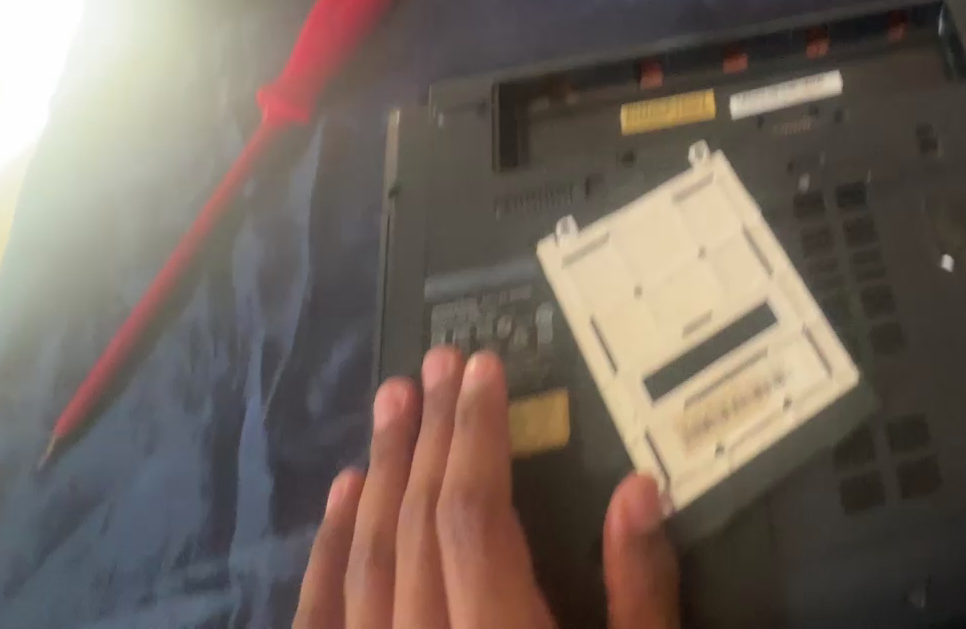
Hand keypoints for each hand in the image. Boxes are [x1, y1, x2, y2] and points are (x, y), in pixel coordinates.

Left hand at [293, 347, 680, 628]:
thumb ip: (641, 590)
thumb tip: (639, 486)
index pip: (474, 513)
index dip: (476, 432)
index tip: (483, 368)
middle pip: (415, 523)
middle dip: (427, 434)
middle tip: (435, 363)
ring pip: (363, 561)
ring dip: (378, 473)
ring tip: (390, 404)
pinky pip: (325, 621)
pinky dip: (330, 552)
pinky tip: (341, 501)